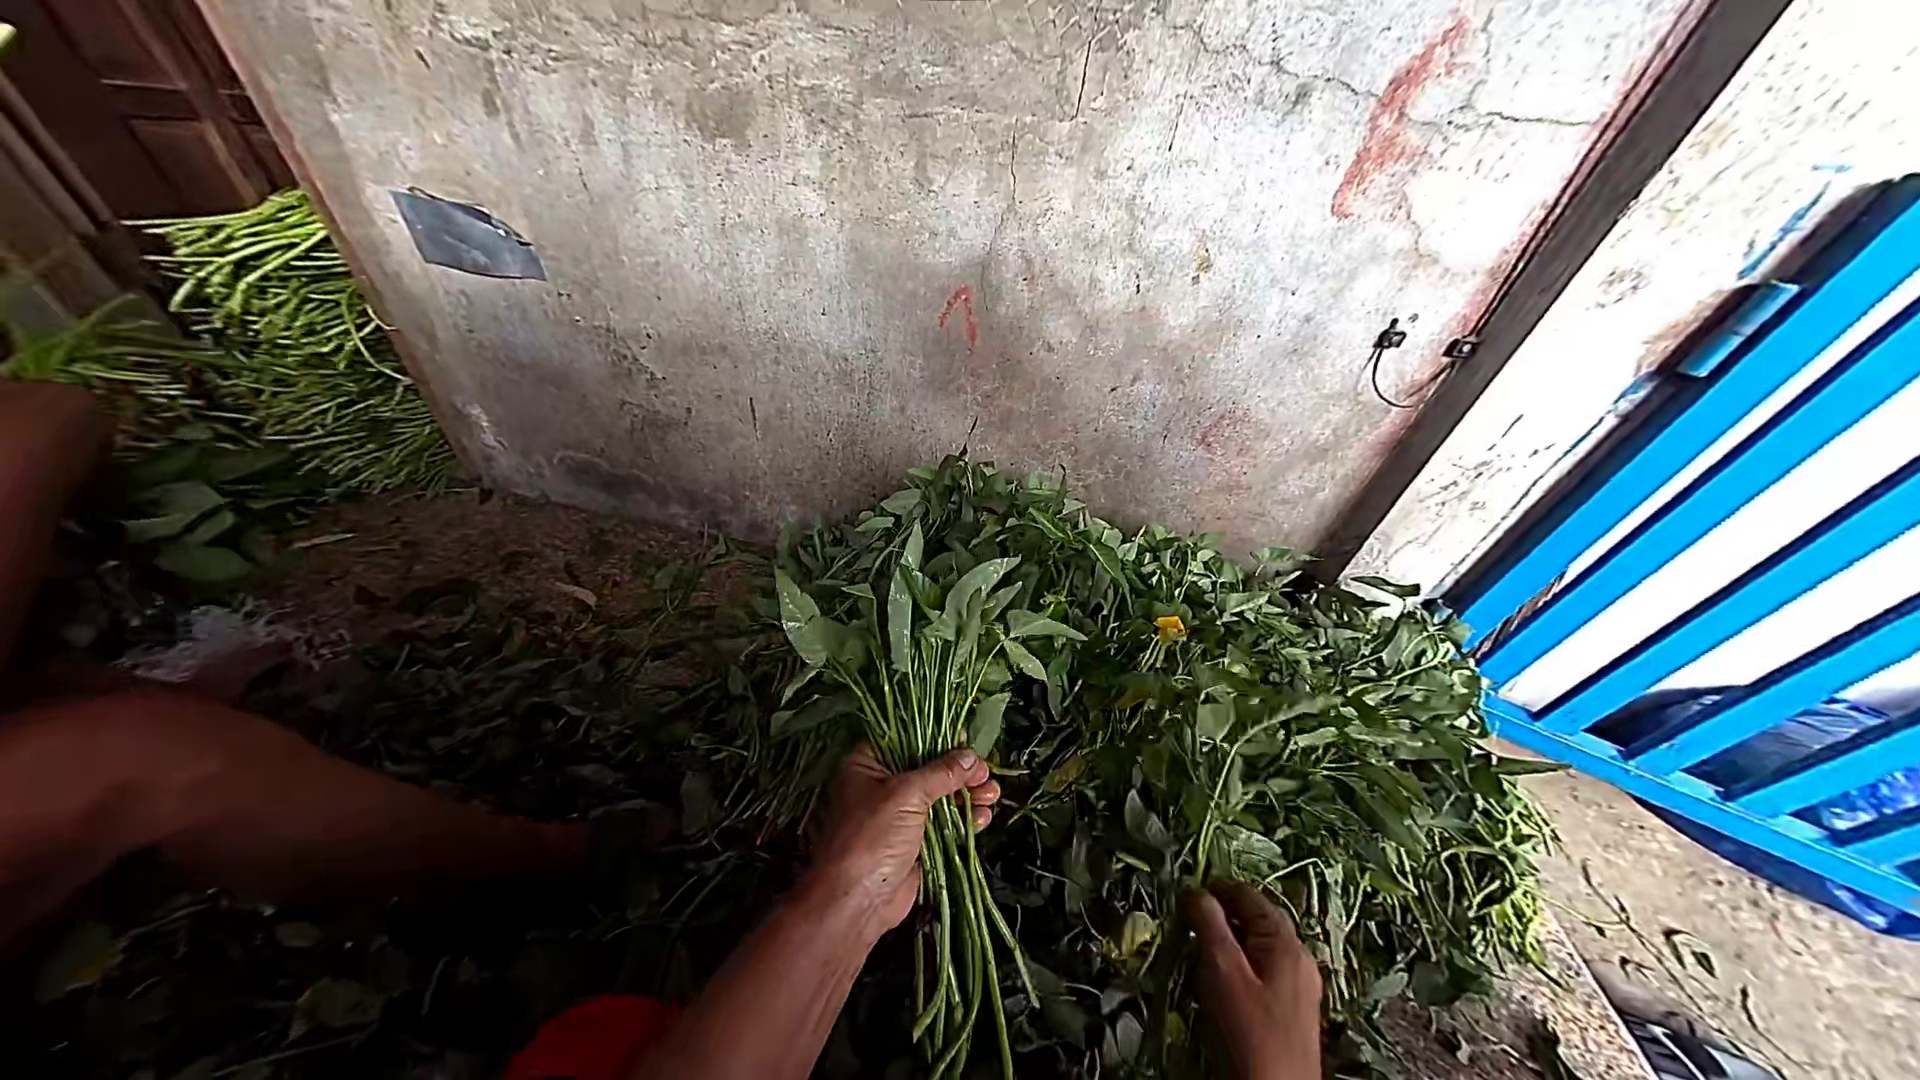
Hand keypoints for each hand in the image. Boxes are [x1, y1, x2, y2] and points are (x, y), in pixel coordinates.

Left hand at [804, 743, 998, 941]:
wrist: (856, 903)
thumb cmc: (872, 837)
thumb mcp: (906, 794)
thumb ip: (941, 772)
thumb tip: (970, 757)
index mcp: (868, 763)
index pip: (907, 738)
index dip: (939, 737)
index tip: (968, 739)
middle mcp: (882, 784)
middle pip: (928, 767)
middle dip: (959, 770)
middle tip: (985, 771)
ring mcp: (898, 814)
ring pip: (939, 796)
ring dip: (966, 794)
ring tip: (992, 793)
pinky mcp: (913, 841)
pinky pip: (943, 823)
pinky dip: (963, 818)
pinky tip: (983, 815)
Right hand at [1183, 880, 1322, 1079]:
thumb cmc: (1248, 1034)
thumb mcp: (1221, 970)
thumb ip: (1208, 922)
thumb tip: (1195, 890)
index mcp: (1286, 943)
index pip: (1248, 895)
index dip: (1214, 888)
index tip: (1182, 895)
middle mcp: (1298, 959)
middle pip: (1254, 919)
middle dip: (1218, 915)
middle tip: (1186, 922)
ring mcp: (1297, 988)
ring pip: (1254, 946)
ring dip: (1224, 941)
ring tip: (1196, 951)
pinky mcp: (1289, 1012)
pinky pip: (1258, 970)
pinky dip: (1234, 964)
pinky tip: (1215, 982)